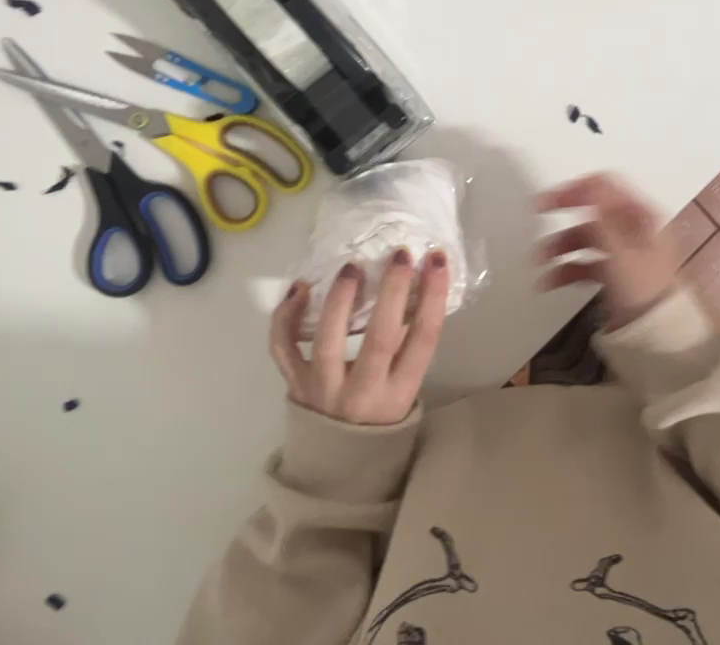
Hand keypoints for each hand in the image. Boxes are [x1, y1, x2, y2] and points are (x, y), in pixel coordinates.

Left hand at [271, 250, 449, 424]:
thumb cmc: (382, 415)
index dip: (432, 297)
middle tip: (400, 255)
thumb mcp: (406, 386)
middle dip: (392, 291)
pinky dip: (286, 317)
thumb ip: (408, 345)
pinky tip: (300, 287)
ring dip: (340, 299)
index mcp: (399, 392)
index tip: (436, 261)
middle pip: (379, 338)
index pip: (423, 339)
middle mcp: (362, 392)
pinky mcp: (294, 384)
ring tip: (352, 267)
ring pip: (327, 341)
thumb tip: (412, 286)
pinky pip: (283, 348)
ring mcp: (322, 389)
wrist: (338, 464)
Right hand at [536, 173, 679, 328]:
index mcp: (641, 216)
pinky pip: (585, 263)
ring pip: (585, 238)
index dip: (577, 189)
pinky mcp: (613, 273)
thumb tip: (588, 185)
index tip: (550, 199)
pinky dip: (567, 269)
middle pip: (592, 212)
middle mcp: (633, 228)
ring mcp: (622, 251)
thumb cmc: (643, 289)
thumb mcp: (621, 251)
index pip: (606, 187)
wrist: (657, 336)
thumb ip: (602, 218)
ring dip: (560, 246)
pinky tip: (549, 282)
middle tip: (536, 214)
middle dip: (564, 218)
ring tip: (539, 262)